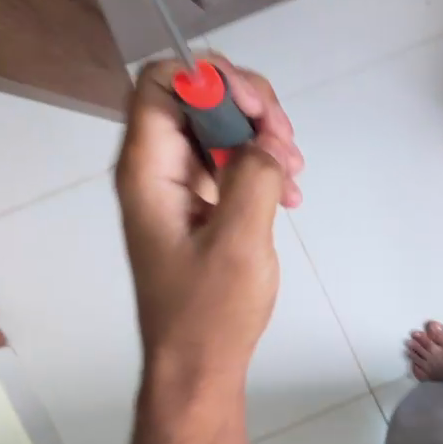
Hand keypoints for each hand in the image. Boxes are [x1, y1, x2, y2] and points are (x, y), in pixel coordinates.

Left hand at [116, 56, 304, 408]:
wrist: (198, 363)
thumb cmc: (210, 310)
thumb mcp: (239, 243)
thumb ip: (253, 178)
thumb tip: (267, 142)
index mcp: (148, 169)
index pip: (163, 82)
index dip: (213, 80)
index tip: (259, 113)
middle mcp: (157, 167)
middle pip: (195, 97)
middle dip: (249, 107)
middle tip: (286, 142)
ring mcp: (178, 186)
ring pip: (217, 128)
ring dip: (262, 138)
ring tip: (294, 173)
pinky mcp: (199, 205)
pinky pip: (229, 162)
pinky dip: (262, 166)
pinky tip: (288, 195)